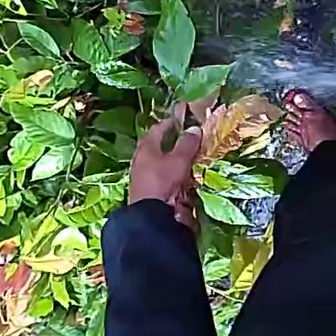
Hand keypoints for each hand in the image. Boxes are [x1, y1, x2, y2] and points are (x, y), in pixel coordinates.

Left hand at [130, 104, 202, 229]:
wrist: (150, 215)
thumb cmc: (163, 181)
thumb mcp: (179, 160)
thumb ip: (187, 144)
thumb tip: (194, 129)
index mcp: (146, 148)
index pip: (157, 129)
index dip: (169, 123)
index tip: (180, 120)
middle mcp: (140, 159)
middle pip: (155, 145)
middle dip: (168, 140)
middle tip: (183, 137)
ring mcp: (141, 175)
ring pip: (156, 160)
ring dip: (168, 157)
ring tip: (184, 156)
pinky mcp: (146, 189)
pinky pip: (158, 174)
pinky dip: (168, 171)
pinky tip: (178, 175)